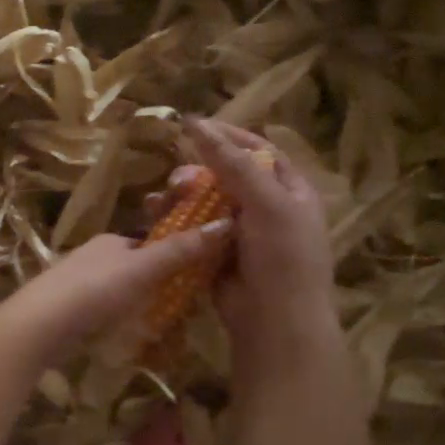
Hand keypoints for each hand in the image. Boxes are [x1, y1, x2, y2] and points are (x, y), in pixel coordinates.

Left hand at [15, 225, 232, 346]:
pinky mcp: (70, 311)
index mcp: (110, 241)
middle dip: (160, 285)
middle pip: (136, 268)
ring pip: (121, 292)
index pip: (151, 243)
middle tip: (188, 308)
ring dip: (142, 306)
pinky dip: (122, 321)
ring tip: (167, 327)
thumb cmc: (95, 290)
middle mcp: (93, 257)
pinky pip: (106, 312)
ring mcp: (79, 284)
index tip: (201, 276)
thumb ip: (180, 250)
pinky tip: (134, 336)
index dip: (176, 256)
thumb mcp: (143, 268)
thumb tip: (225, 222)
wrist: (41, 324)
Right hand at [185, 119, 340, 372]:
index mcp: (290, 192)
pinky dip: (170, 217)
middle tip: (176, 177)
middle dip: (196, 170)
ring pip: (201, 200)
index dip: (229, 136)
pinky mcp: (211, 251)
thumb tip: (196, 124)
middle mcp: (265, 207)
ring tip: (162, 198)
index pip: (259, 152)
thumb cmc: (282, 258)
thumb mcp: (266, 204)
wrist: (272, 320)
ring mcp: (237, 231)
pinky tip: (153, 214)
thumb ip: (233, 165)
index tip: (193, 125)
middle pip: (224, 174)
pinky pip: (188, 225)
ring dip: (179, 194)